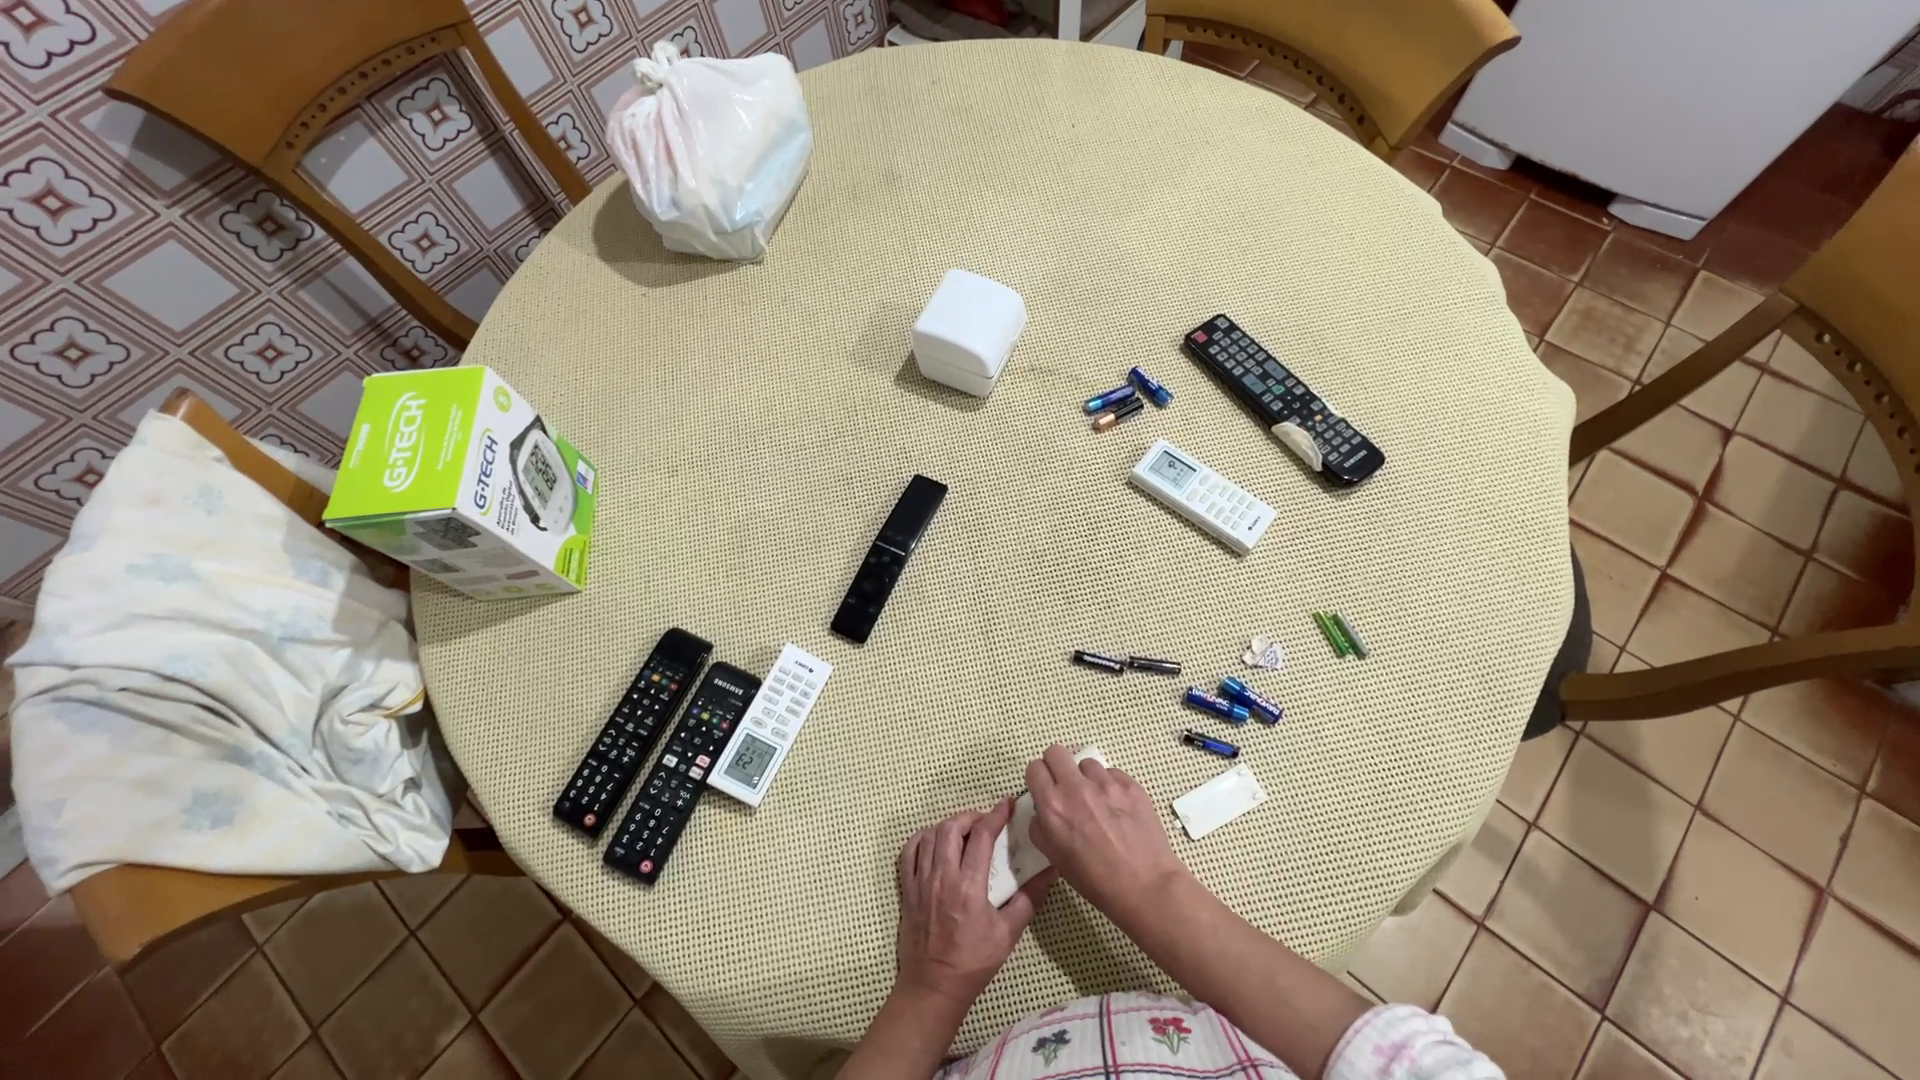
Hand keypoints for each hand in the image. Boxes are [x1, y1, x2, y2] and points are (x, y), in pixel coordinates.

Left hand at [895, 800, 1054, 1006]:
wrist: (933, 986)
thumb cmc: (973, 962)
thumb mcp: (1008, 933)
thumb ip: (1029, 898)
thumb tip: (1050, 871)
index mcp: (969, 886)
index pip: (983, 835)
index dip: (996, 814)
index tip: (1008, 804)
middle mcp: (941, 877)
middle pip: (952, 827)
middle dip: (971, 816)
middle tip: (985, 822)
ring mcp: (920, 881)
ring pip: (930, 835)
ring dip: (948, 826)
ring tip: (963, 832)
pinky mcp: (907, 888)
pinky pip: (909, 852)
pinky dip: (922, 839)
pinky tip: (934, 842)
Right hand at [1025, 745, 1188, 918]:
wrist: (1144, 885)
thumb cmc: (1095, 879)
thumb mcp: (1054, 858)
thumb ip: (1041, 828)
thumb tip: (1042, 812)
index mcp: (1053, 806)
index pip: (1034, 768)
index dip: (1038, 777)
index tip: (1044, 788)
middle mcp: (1076, 788)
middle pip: (1056, 752)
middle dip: (1057, 765)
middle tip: (1065, 785)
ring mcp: (1106, 784)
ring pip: (1086, 763)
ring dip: (1086, 777)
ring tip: (1096, 799)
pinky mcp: (1130, 785)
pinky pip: (1112, 773)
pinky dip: (1110, 785)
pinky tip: (1117, 807)